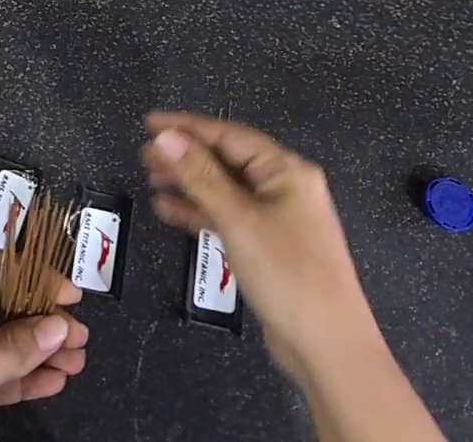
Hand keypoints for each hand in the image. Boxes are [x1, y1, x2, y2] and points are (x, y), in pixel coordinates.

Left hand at [0, 248, 89, 441]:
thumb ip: (15, 349)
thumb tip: (59, 326)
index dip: (38, 280)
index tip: (76, 298)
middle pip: (0, 302)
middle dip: (42, 322)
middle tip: (83, 340)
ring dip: (35, 351)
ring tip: (76, 364)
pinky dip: (15, 374)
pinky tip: (50, 381)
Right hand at [141, 111, 374, 372]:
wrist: (328, 349)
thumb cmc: (287, 275)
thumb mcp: (239, 220)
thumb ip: (200, 175)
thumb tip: (165, 136)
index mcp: (286, 171)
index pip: (228, 135)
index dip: (187, 126)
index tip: (150, 122)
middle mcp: (283, 187)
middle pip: (225, 160)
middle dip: (184, 156)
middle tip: (144, 154)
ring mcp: (275, 218)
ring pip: (223, 188)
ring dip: (187, 182)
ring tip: (150, 178)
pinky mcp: (265, 245)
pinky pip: (226, 215)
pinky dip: (198, 211)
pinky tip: (167, 209)